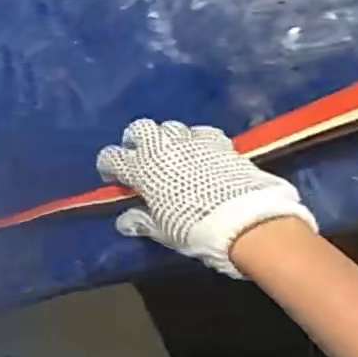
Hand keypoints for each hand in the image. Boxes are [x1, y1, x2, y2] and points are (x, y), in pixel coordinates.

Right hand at [96, 119, 318, 277]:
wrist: (248, 223)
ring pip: (171, 127)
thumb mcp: (162, 230)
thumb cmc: (194, 227)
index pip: (111, 157)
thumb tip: (126, 221)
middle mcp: (162, 149)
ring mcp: (193, 144)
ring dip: (168, 138)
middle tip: (141, 157)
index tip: (115, 180)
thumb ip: (141, 221)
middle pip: (140, 129)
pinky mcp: (222, 145)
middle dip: (136, 139)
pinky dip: (198, 141)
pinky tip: (203, 155)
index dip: (108, 166)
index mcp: (139, 169)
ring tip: (174, 154)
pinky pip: (203, 133)